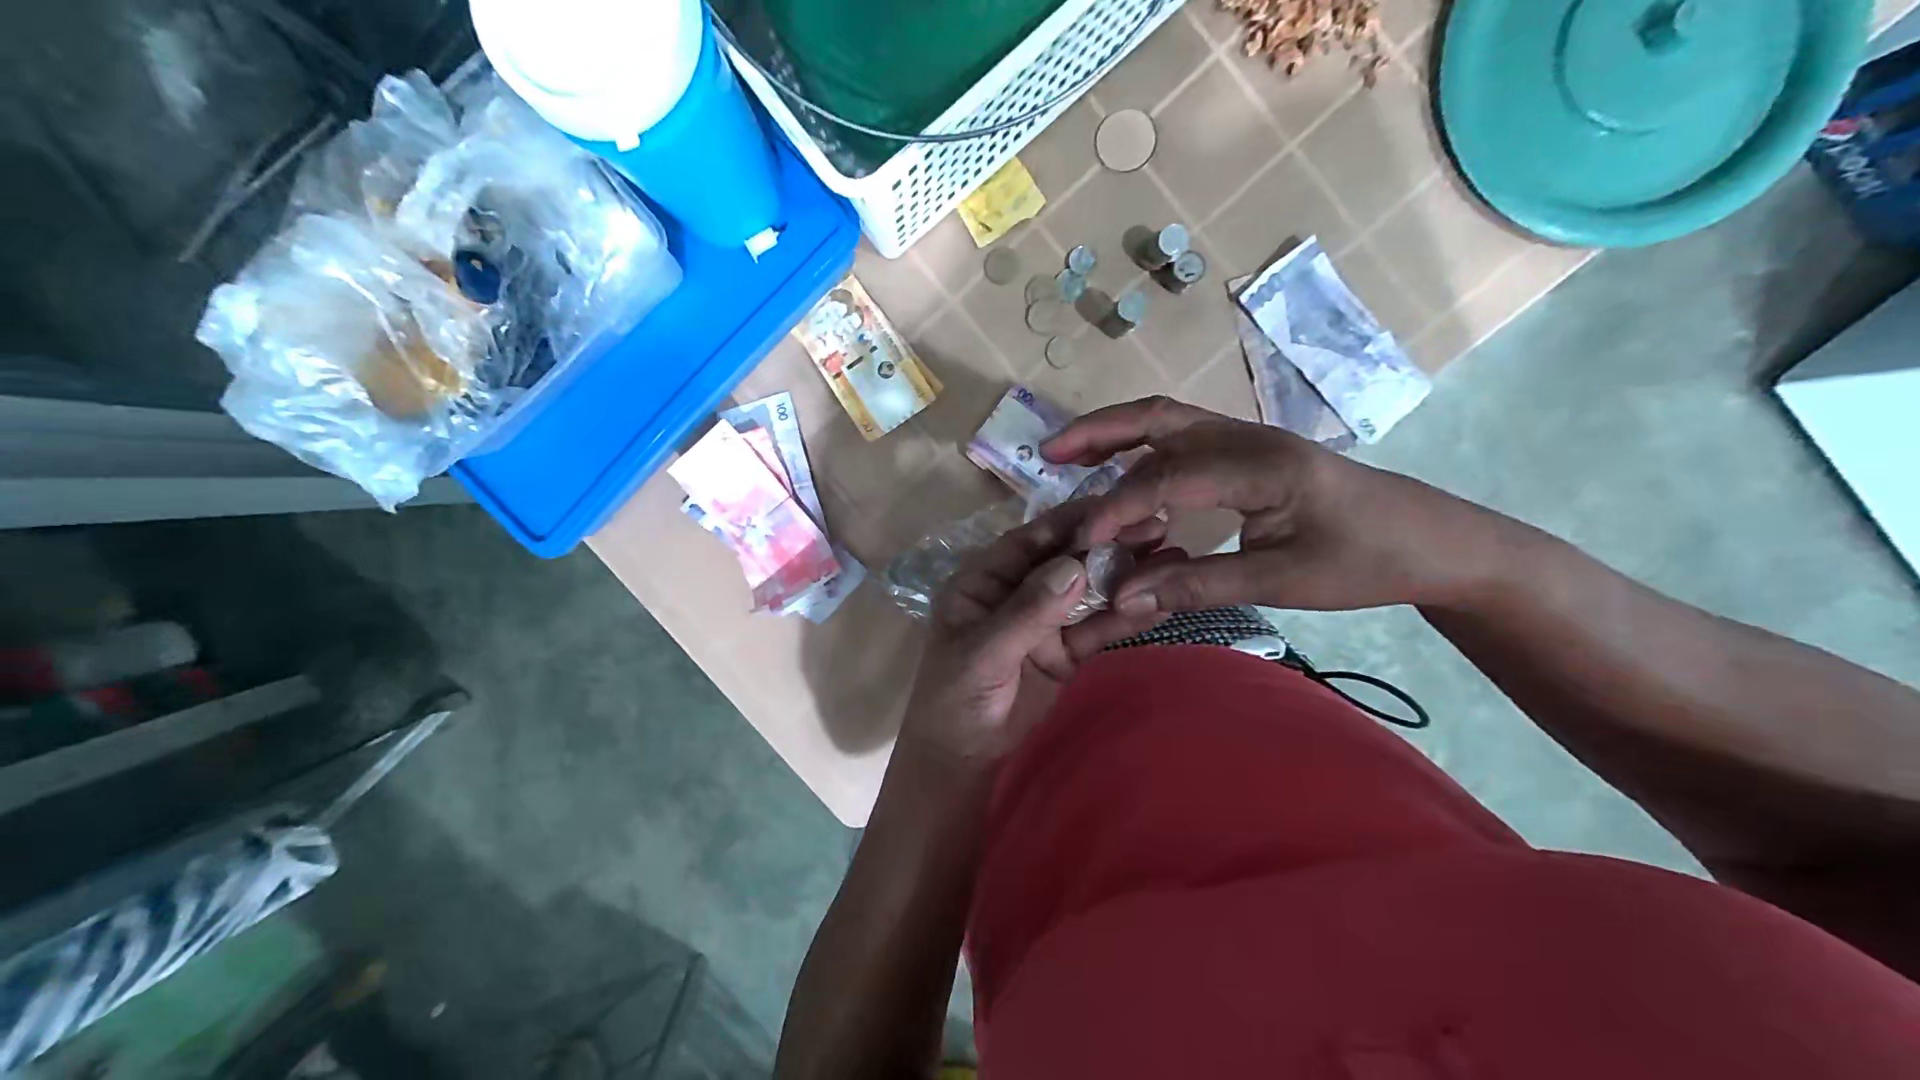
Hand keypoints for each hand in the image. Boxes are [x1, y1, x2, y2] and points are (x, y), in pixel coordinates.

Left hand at [899, 503, 1165, 769]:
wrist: (961, 761)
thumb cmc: (953, 700)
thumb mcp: (983, 653)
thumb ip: (1027, 612)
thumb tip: (1074, 566)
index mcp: (983, 581)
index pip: (1029, 541)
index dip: (1070, 522)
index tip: (1115, 506)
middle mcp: (1015, 593)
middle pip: (1064, 560)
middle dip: (1106, 544)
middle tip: (1157, 525)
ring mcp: (1044, 622)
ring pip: (1086, 591)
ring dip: (1123, 575)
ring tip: (1171, 556)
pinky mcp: (1066, 651)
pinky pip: (1096, 628)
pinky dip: (1124, 617)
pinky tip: (1157, 602)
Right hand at [1042, 397, 1511, 616]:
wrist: (1434, 542)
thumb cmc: (1367, 561)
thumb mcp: (1284, 581)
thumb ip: (1199, 584)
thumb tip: (1123, 595)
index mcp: (1261, 465)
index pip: (1168, 478)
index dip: (1118, 508)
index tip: (1080, 542)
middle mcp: (1247, 438)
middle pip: (1159, 419)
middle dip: (1099, 432)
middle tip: (1049, 451)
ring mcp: (1249, 440)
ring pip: (1168, 423)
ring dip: (1115, 435)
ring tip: (1068, 455)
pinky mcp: (1250, 454)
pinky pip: (1184, 442)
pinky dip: (1142, 452)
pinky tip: (1123, 476)